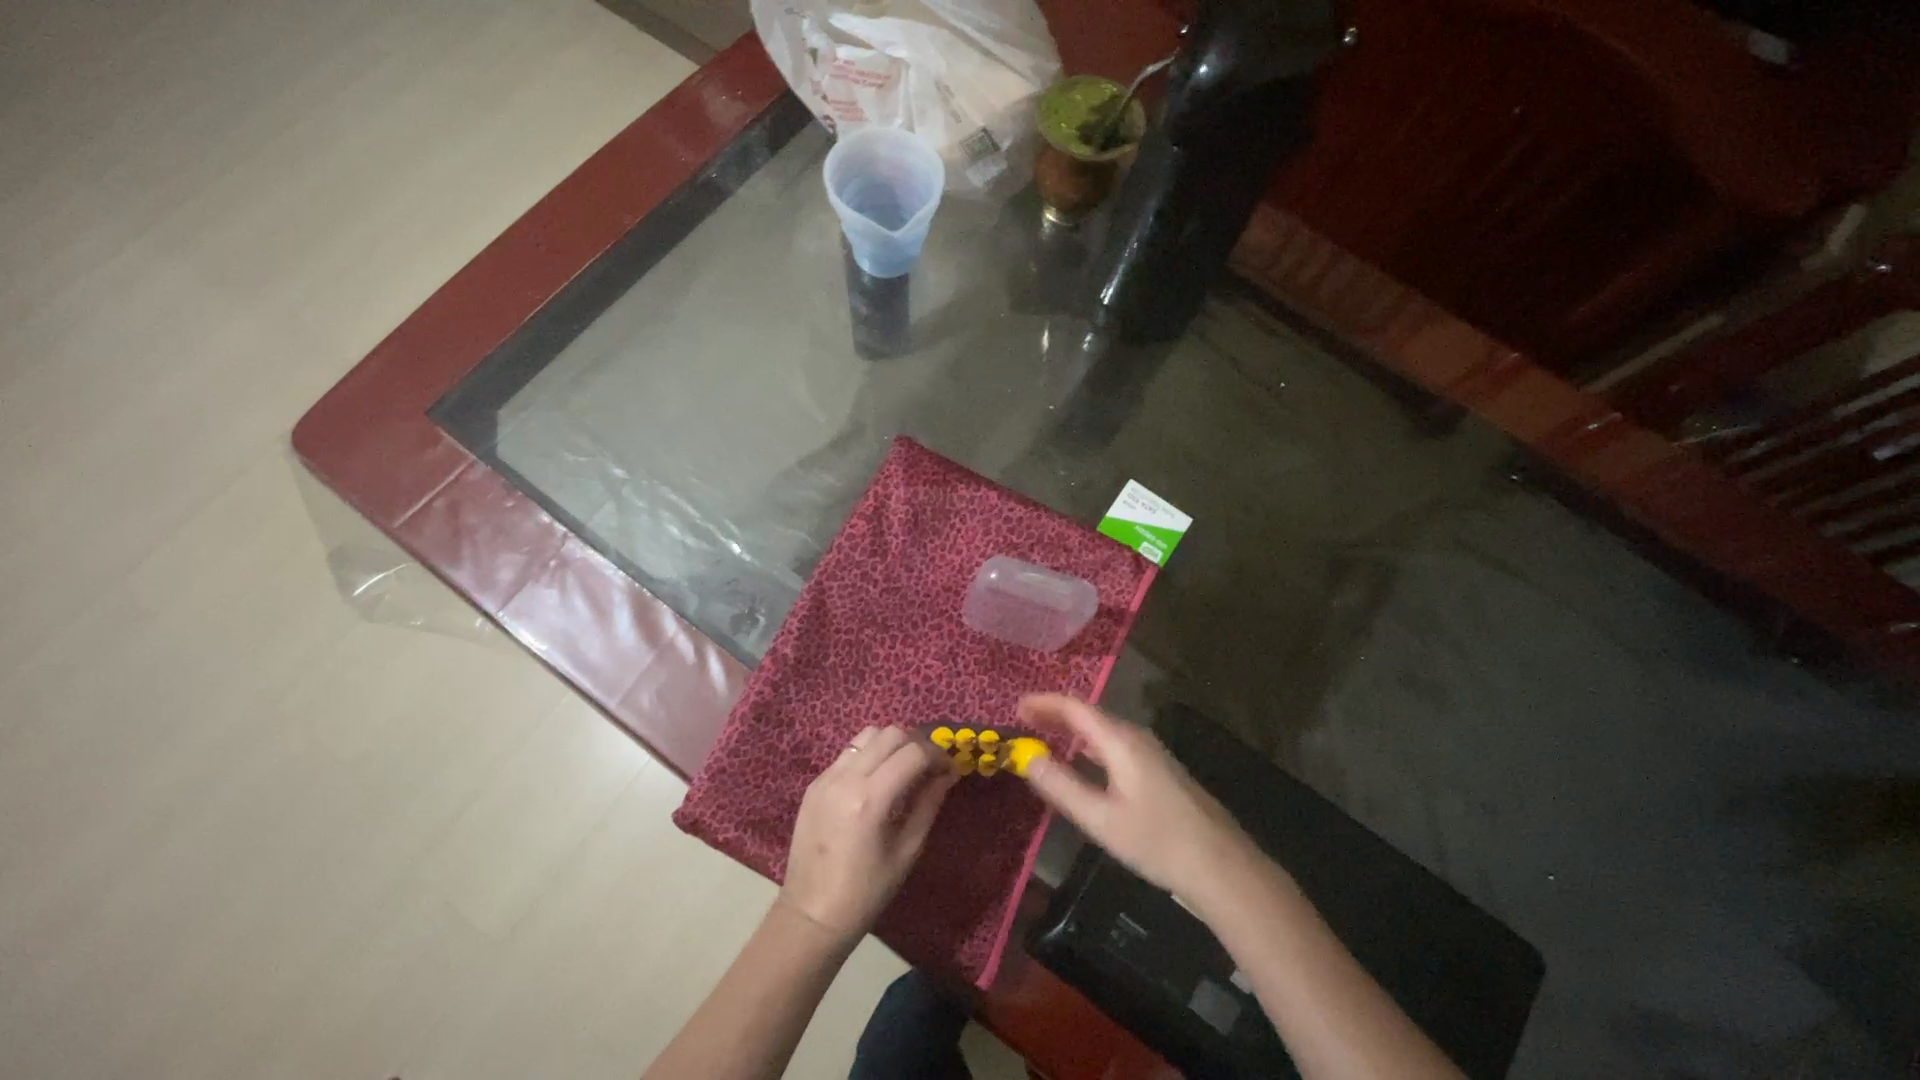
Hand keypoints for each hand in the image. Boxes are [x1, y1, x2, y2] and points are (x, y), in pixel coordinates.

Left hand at [779, 726, 956, 943]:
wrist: (811, 914)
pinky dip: (869, 756)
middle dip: (917, 743)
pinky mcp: (814, 785)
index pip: (913, 752)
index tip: (951, 769)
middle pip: (890, 733)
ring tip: (904, 768)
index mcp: (870, 798)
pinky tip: (877, 781)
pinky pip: (848, 754)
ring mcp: (825, 778)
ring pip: (866, 736)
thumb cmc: (866, 892)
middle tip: (930, 766)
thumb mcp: (907, 850)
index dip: (938, 755)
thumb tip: (948, 774)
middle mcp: (845, 778)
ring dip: (891, 744)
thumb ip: (928, 804)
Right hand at [1017, 694, 1255, 904]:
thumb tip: (1026, 756)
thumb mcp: (1100, 819)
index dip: (1044, 703)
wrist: (1220, 866)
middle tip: (1023, 722)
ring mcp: (1152, 754)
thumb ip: (1061, 786)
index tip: (1014, 707)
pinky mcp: (1159, 772)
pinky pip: (1115, 746)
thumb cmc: (1156, 841)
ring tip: (1044, 738)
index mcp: (1122, 741)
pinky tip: (1082, 763)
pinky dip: (1089, 746)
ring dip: (1072, 731)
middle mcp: (1137, 738)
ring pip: (1104, 731)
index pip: (1076, 708)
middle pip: (1090, 715)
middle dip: (1055, 714)